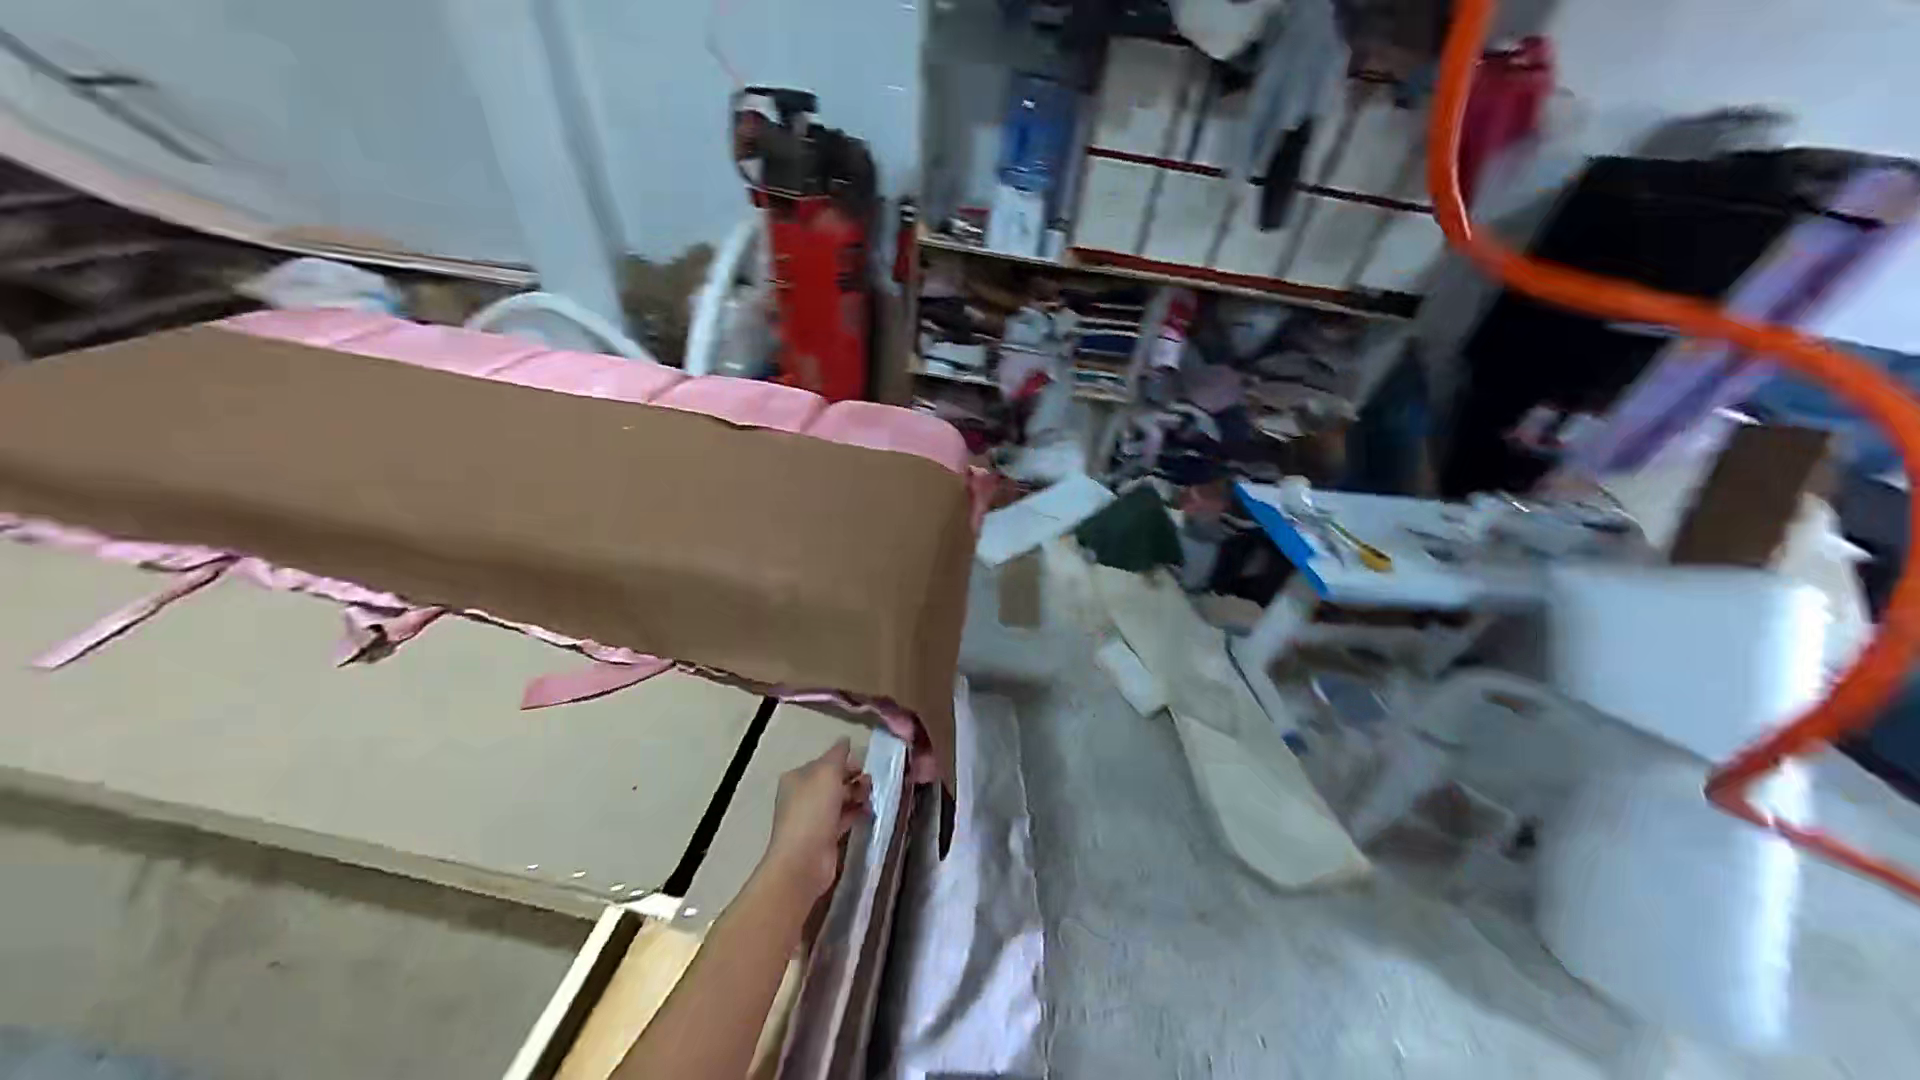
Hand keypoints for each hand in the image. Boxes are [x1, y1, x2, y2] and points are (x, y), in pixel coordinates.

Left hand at [755, 738, 870, 902]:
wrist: (804, 860)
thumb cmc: (813, 810)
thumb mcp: (827, 773)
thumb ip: (838, 755)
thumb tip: (845, 739)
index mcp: (798, 777)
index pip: (825, 762)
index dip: (845, 761)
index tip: (864, 765)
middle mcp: (803, 795)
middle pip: (833, 780)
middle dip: (853, 778)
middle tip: (871, 783)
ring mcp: (812, 817)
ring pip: (839, 799)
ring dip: (857, 795)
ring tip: (872, 797)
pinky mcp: (824, 836)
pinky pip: (843, 817)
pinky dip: (856, 812)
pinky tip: (870, 811)